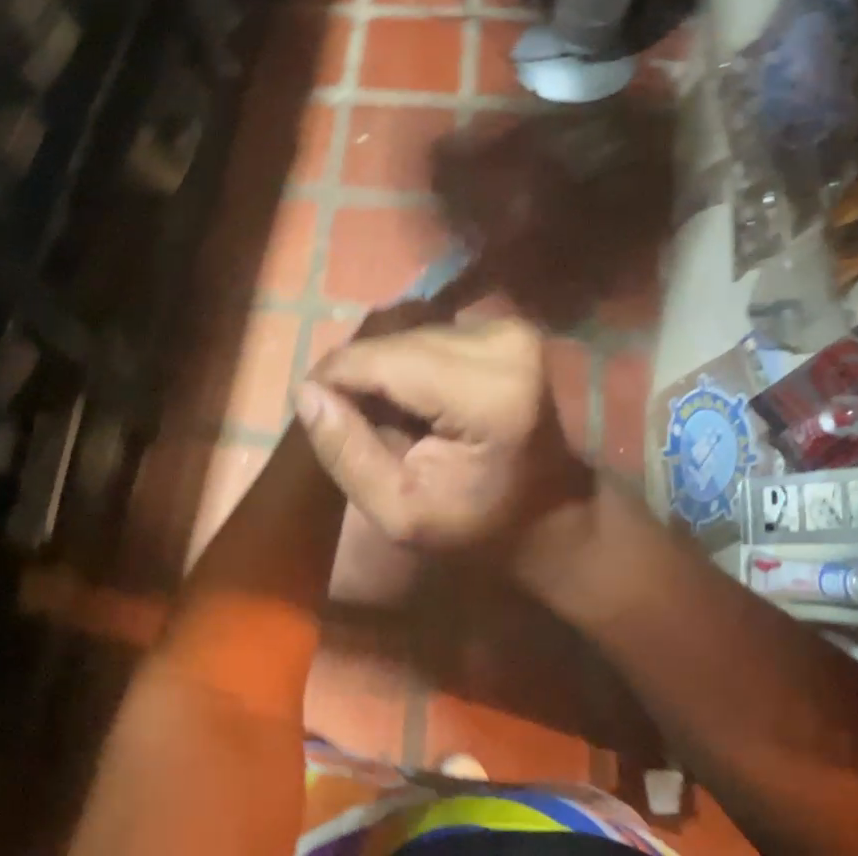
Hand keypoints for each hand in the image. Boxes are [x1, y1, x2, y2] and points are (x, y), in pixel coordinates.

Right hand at [294, 316, 589, 549]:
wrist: (553, 517)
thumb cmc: (479, 530)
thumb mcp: (400, 514)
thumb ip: (348, 453)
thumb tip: (304, 392)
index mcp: (487, 394)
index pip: (380, 361)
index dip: (332, 380)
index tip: (311, 411)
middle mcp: (501, 344)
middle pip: (391, 344)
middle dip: (357, 378)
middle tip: (351, 426)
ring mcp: (508, 331)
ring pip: (405, 336)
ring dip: (383, 373)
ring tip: (388, 421)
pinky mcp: (505, 328)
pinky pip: (426, 336)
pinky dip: (408, 368)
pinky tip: (417, 405)